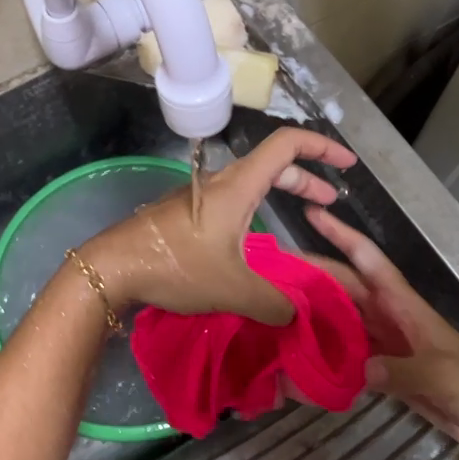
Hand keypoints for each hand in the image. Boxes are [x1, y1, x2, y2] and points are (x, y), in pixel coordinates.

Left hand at [80, 128, 356, 326]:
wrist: (113, 266)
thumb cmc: (176, 267)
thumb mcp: (234, 290)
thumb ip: (274, 303)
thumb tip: (296, 315)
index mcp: (237, 186)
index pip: (286, 144)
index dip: (321, 146)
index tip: (345, 162)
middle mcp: (219, 182)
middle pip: (271, 164)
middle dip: (305, 178)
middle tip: (329, 200)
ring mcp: (198, 195)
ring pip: (249, 183)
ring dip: (278, 192)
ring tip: (297, 217)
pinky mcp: (183, 212)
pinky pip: (229, 200)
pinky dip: (254, 207)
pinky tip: (254, 239)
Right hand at [302, 206, 458, 449]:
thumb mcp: (440, 374)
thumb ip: (401, 372)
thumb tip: (363, 369)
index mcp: (406, 306)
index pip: (368, 261)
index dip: (342, 236)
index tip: (314, 214)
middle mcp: (391, 317)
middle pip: (347, 287)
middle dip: (315, 273)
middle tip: (275, 268)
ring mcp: (388, 343)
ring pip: (344, 317)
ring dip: (316, 310)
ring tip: (280, 304)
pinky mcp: (387, 370)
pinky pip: (350, 351)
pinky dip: (328, 348)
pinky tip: (303, 350)